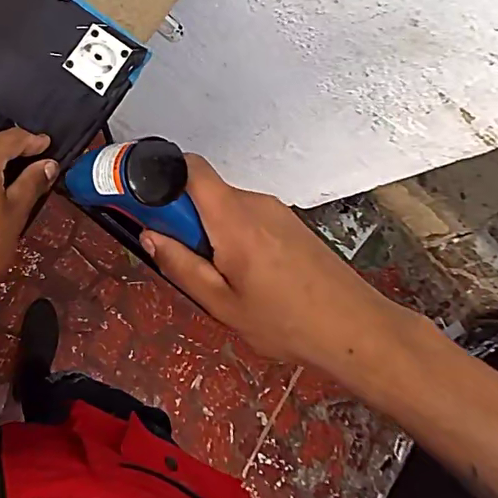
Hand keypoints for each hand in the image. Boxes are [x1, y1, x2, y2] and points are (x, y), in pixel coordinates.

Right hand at [142, 155, 423, 369]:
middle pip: (203, 191)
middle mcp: (255, 204)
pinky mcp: (288, 223)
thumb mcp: (221, 304)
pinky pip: (245, 216)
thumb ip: (180, 265)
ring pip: (223, 206)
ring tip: (218, 276)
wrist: (355, 328)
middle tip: (181, 257)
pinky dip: (230, 235)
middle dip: (182, 218)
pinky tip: (243, 274)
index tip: (142, 203)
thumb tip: (149, 236)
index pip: (190, 168)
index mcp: (234, 219)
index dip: (161, 176)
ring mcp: (275, 211)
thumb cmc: (288, 321)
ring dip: (207, 230)